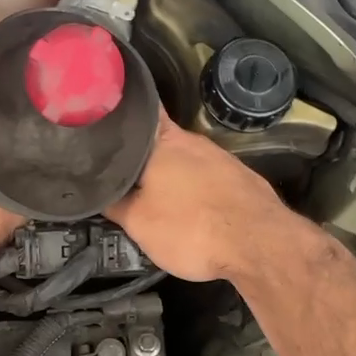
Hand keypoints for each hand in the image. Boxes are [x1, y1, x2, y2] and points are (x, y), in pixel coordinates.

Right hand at [105, 115, 300, 281]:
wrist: (260, 245)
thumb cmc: (192, 229)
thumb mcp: (138, 223)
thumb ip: (113, 203)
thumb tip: (95, 192)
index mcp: (163, 141)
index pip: (137, 109)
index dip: (118, 110)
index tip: (100, 117)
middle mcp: (193, 141)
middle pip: (157, 137)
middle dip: (137, 151)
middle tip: (113, 168)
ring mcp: (220, 158)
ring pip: (182, 159)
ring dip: (165, 172)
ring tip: (147, 192)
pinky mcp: (239, 177)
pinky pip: (204, 176)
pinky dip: (191, 186)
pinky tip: (185, 207)